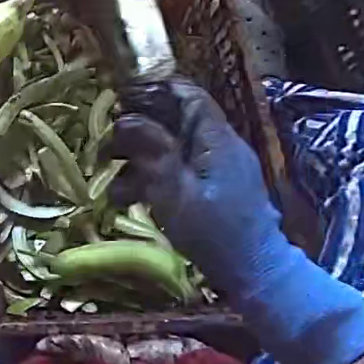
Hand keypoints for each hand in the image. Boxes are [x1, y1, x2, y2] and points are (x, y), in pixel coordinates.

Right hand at [109, 81, 363, 363]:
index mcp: (216, 139)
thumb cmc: (215, 233)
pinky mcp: (213, 188)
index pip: (188, 95)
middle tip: (106, 145)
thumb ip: (153, 153)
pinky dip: (152, 178)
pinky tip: (126, 198)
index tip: (122, 96)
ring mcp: (217, 167)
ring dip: (139, 158)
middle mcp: (219, 145)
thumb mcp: (176, 192)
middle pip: (174, 120)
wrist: (256, 274)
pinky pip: (178, 170)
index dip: (154, 89)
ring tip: (111, 179)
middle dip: (137, 129)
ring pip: (171, 147)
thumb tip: (126, 119)